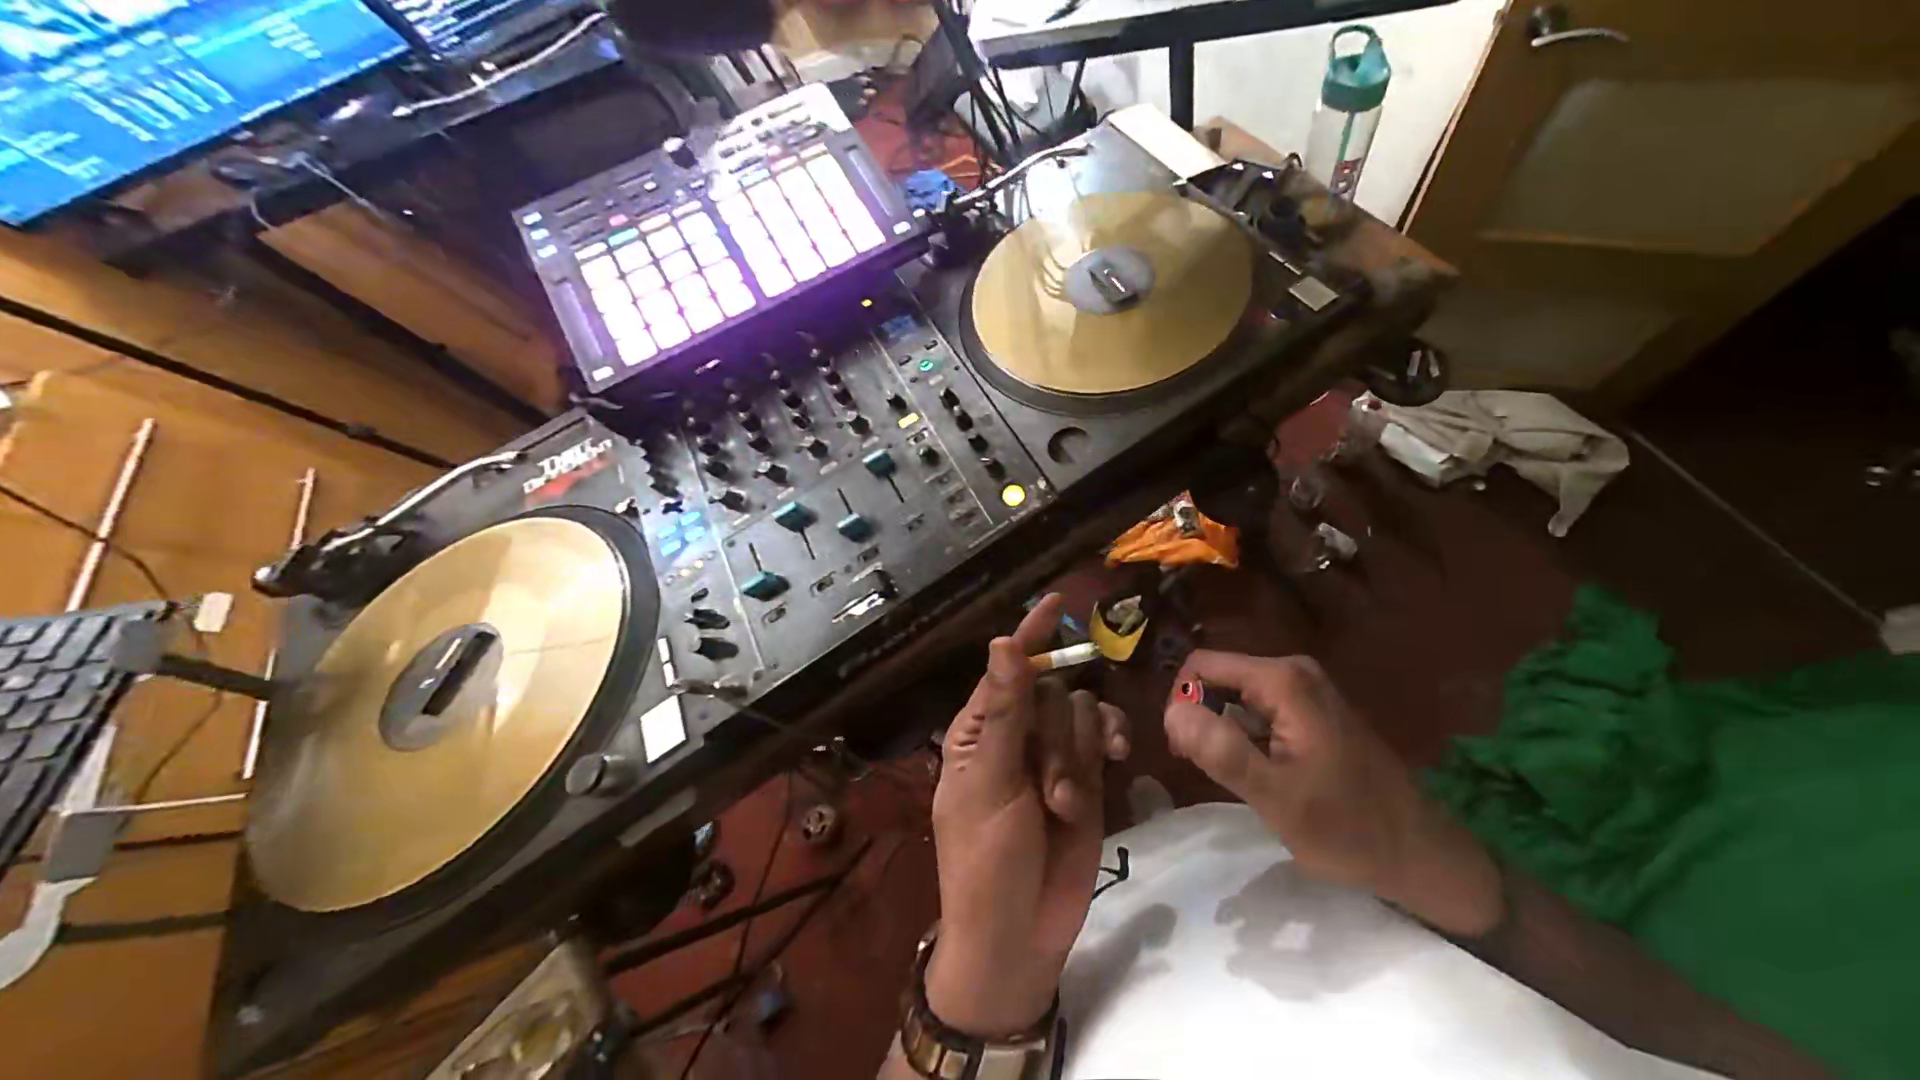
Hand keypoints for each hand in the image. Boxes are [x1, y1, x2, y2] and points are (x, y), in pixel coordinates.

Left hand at [925, 594, 1130, 1037]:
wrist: (1020, 933)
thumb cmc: (986, 858)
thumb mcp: (991, 781)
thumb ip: (1006, 711)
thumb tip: (1001, 641)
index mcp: (979, 731)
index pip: (1008, 671)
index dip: (1030, 636)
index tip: (1056, 601)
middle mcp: (1017, 735)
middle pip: (1053, 691)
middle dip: (1058, 734)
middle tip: (1048, 789)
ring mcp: (1054, 757)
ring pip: (1082, 713)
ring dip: (1080, 752)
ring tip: (1065, 802)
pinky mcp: (1087, 780)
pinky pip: (1104, 739)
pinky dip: (1110, 743)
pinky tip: (1118, 757)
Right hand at [1162, 650, 1502, 936]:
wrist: (1422, 854)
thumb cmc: (1348, 828)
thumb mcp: (1276, 797)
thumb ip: (1222, 751)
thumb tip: (1172, 713)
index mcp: (1283, 681)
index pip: (1201, 665)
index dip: (1181, 703)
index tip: (1184, 751)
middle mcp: (1294, 672)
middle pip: (1217, 678)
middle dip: (1201, 718)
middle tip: (1206, 769)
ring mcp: (1306, 690)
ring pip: (1235, 696)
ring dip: (1222, 731)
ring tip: (1236, 777)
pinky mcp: (1312, 711)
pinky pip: (1257, 710)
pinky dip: (1245, 737)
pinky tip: (1259, 773)